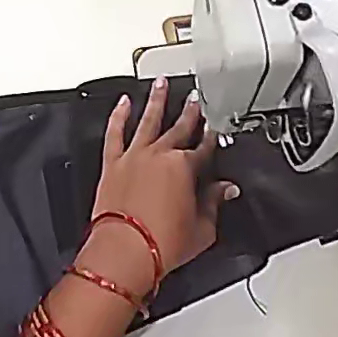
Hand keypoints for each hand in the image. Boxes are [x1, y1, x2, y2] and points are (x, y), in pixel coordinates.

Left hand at [87, 77, 237, 291]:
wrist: (125, 252)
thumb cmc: (160, 243)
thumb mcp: (202, 227)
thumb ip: (214, 203)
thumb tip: (225, 191)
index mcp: (186, 168)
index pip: (204, 147)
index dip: (212, 137)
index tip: (215, 130)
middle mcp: (160, 156)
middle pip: (179, 128)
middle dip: (190, 112)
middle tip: (195, 100)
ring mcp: (135, 157)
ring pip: (148, 120)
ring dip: (157, 101)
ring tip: (161, 84)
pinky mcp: (113, 164)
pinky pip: (115, 133)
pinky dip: (119, 116)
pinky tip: (123, 103)